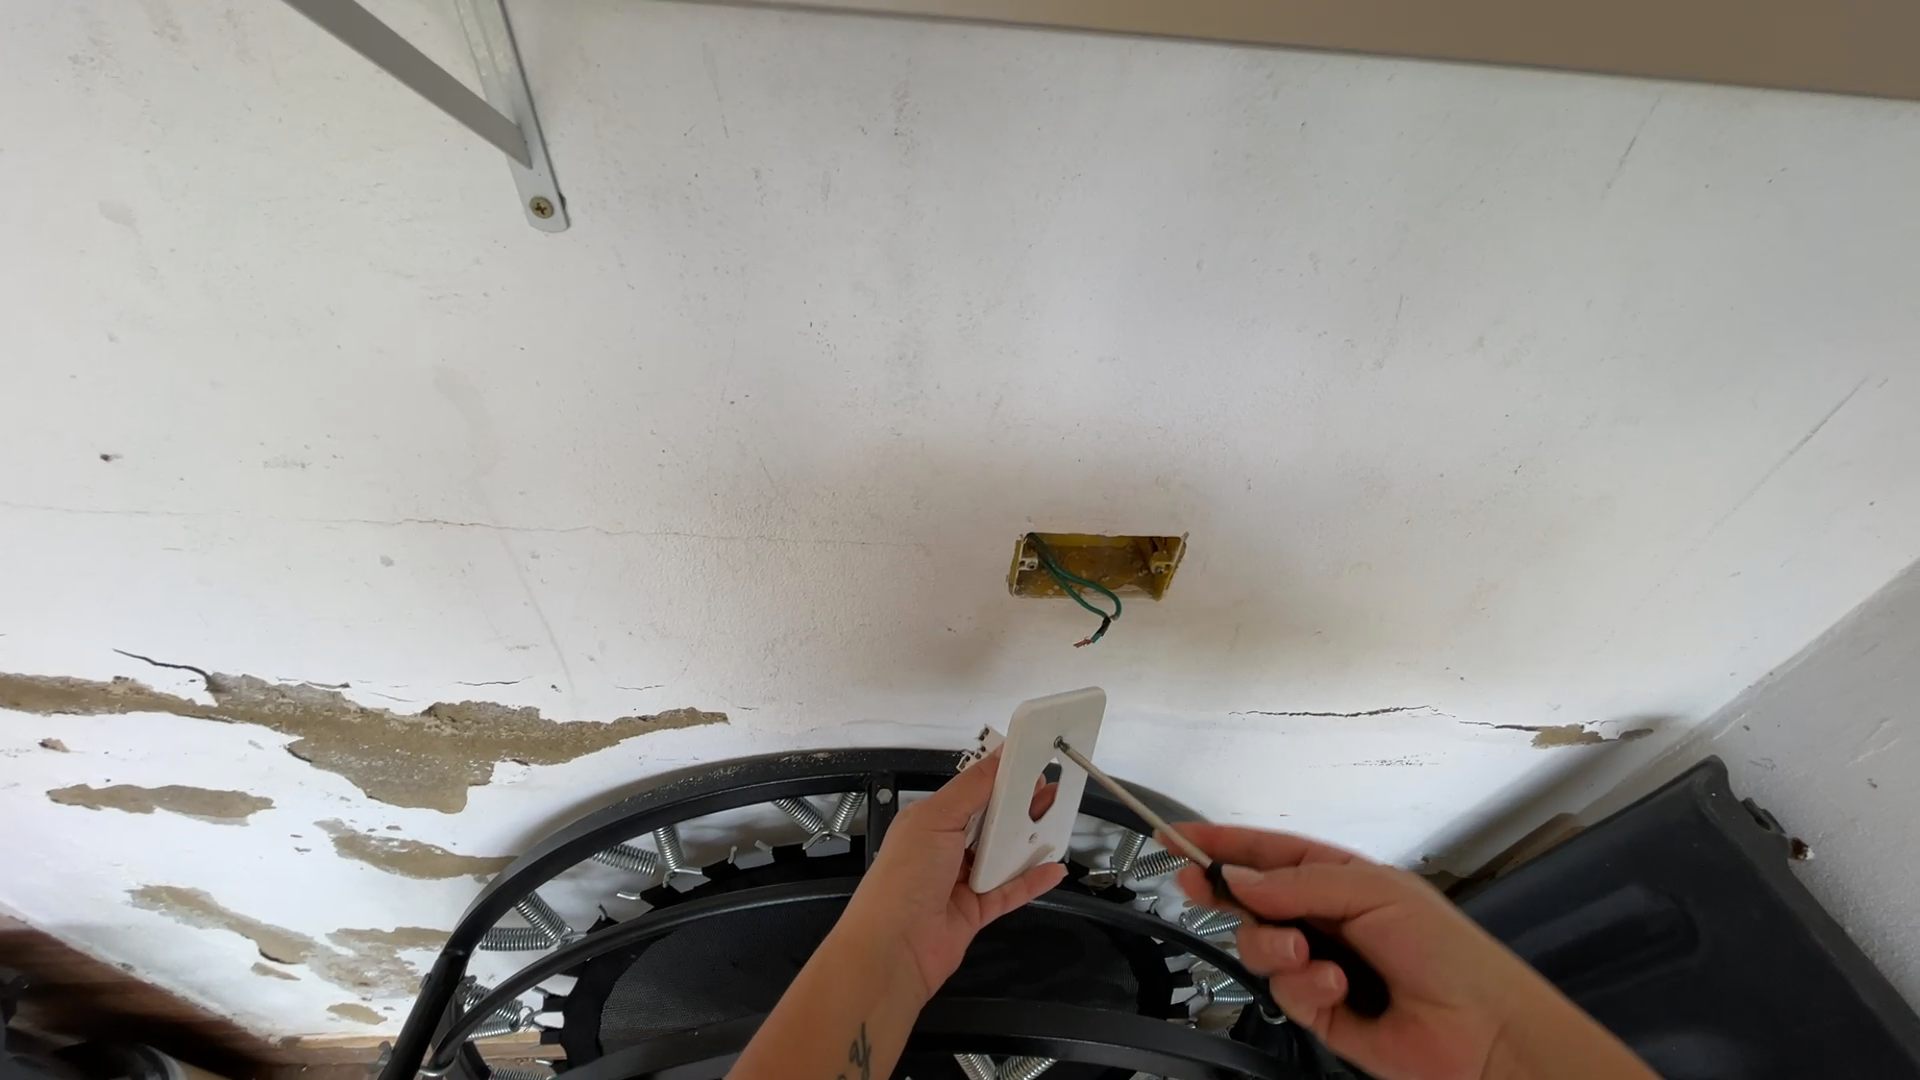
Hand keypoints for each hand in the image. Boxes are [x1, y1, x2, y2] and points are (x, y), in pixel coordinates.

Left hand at [842, 750, 1067, 1001]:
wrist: (892, 950)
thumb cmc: (906, 875)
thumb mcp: (937, 818)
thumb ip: (973, 788)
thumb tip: (999, 756)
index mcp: (931, 819)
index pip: (972, 791)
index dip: (1001, 778)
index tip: (1030, 764)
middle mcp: (946, 847)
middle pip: (991, 822)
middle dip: (1021, 806)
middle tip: (1052, 791)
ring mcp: (961, 880)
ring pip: (1003, 855)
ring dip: (1030, 840)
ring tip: (1059, 821)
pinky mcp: (975, 911)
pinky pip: (1010, 891)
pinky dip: (1032, 880)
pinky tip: (1053, 868)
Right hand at [1175, 824, 1655, 1079]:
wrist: (1490, 1039)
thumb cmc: (1442, 950)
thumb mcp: (1371, 892)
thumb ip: (1297, 884)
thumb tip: (1237, 878)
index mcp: (1333, 877)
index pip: (1264, 851)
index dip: (1219, 842)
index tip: (1174, 837)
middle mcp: (1318, 917)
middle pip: (1247, 897)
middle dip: (1220, 891)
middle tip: (1194, 886)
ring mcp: (1316, 963)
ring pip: (1257, 945)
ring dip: (1272, 946)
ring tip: (1305, 952)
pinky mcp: (1320, 1010)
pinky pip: (1285, 991)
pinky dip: (1304, 986)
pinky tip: (1338, 989)